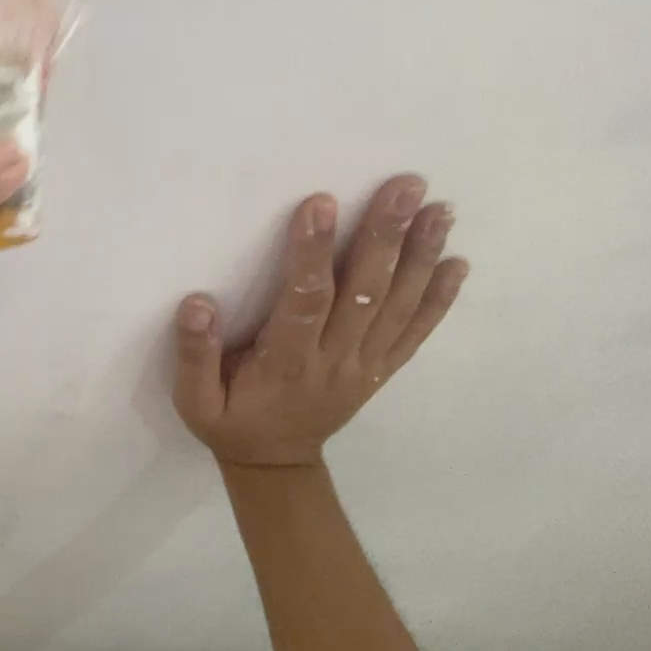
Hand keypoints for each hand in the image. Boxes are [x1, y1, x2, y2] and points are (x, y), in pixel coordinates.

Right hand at [172, 174, 466, 468]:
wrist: (275, 464)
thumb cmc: (229, 424)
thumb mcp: (193, 400)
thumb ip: (194, 354)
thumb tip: (198, 302)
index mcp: (285, 363)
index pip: (304, 301)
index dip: (312, 252)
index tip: (321, 204)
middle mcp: (333, 359)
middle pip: (364, 292)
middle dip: (384, 236)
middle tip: (407, 186)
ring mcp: (363, 365)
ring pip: (397, 306)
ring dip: (420, 255)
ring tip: (440, 209)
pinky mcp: (380, 369)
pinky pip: (415, 332)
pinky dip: (439, 298)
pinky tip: (457, 261)